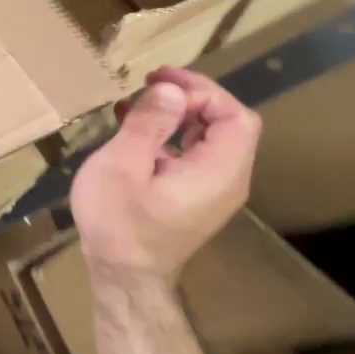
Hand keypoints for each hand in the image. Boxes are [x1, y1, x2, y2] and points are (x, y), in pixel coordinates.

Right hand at [71, 67, 261, 278]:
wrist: (124, 274)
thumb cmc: (119, 220)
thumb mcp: (123, 166)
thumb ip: (149, 125)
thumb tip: (170, 89)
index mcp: (218, 170)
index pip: (235, 117)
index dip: (202, 90)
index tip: (158, 79)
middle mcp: (227, 180)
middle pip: (228, 126)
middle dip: (191, 98)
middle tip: (148, 84)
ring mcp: (213, 192)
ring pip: (211, 141)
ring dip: (179, 116)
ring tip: (137, 104)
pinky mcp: (194, 199)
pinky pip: (195, 157)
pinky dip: (171, 137)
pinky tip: (136, 135)